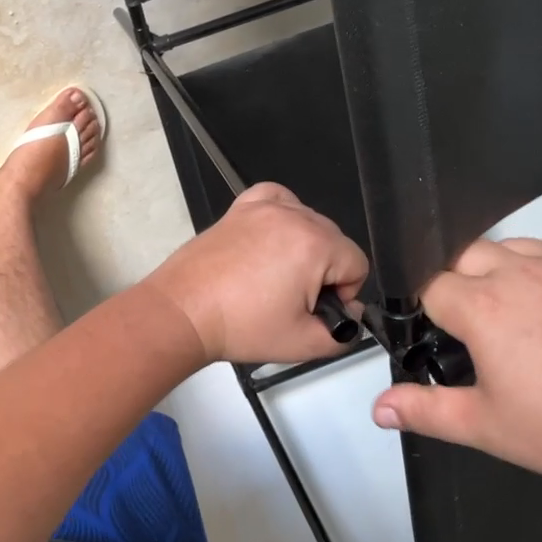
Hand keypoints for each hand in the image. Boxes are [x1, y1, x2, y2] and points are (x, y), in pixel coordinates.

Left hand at [140, 183, 369, 364]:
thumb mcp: (303, 343)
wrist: (184, 312)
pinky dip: (281, 214)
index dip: (346, 292)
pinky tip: (272, 240)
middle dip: (324, 271)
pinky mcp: (239, 209)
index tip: (320, 309)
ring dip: (304, 247)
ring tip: (278, 277)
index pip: (357, 263)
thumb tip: (348, 315)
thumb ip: (342, 333)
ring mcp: (263, 208)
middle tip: (295, 300)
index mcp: (314, 245)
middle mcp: (292, 216)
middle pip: (334, 240)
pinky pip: (275, 198)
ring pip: (308, 221)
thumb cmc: (239, 325)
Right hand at [373, 235, 541, 504]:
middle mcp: (520, 272)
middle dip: (459, 284)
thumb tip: (379, 407)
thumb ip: (425, 411)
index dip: (427, 311)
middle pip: (466, 257)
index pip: (430, 287)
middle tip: (475, 332)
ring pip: (513, 245)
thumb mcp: (487, 428)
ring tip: (516, 313)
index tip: (438, 337)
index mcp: (482, 306)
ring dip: (501, 269)